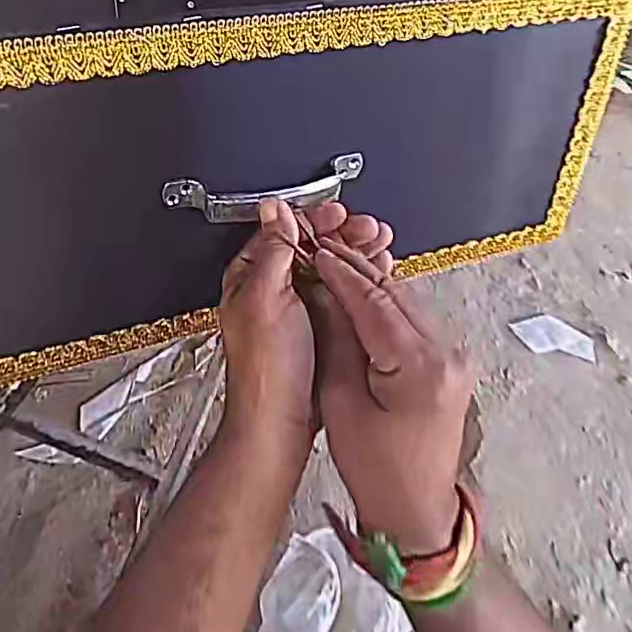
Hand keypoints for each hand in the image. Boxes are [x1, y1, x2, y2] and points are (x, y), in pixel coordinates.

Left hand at [215, 201, 396, 441]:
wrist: (279, 422)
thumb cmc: (265, 367)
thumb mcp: (265, 297)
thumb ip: (273, 250)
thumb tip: (273, 209)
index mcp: (251, 275)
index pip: (283, 231)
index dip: (314, 219)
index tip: (340, 214)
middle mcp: (272, 288)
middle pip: (310, 246)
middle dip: (342, 233)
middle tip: (370, 230)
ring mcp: (296, 308)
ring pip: (328, 268)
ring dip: (355, 252)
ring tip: (381, 245)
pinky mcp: (317, 327)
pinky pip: (339, 292)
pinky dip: (359, 279)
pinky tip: (378, 273)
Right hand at [308, 230, 475, 555]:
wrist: (417, 512)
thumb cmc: (374, 467)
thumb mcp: (341, 399)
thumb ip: (337, 338)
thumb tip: (324, 292)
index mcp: (420, 367)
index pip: (373, 301)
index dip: (340, 272)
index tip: (315, 250)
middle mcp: (447, 355)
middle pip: (394, 294)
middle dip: (355, 268)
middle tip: (321, 246)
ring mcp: (454, 358)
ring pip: (405, 301)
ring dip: (369, 282)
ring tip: (333, 263)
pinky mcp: (450, 364)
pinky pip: (411, 319)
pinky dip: (383, 302)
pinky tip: (359, 292)